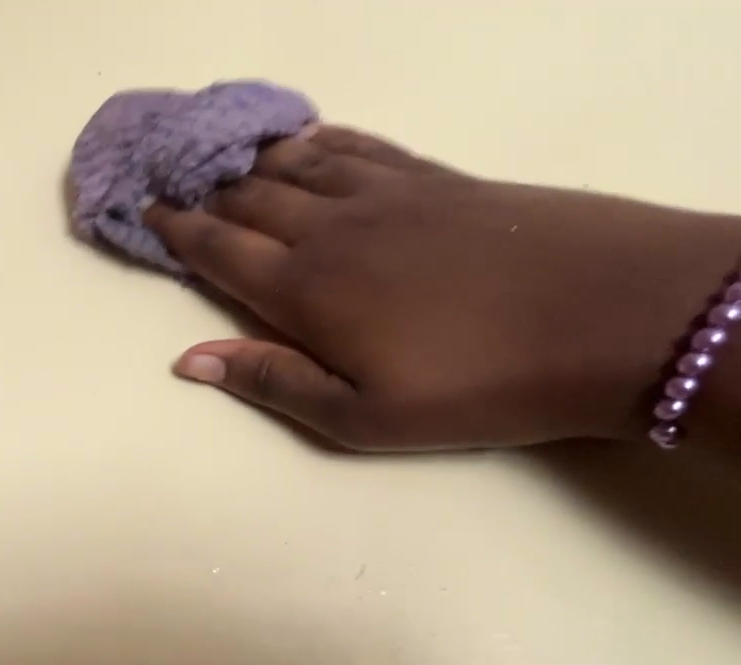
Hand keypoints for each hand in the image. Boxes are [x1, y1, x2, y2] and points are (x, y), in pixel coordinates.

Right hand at [146, 128, 740, 449]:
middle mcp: (335, 231)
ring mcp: (392, 197)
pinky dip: (322, 142)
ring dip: (253, 164)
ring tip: (222, 162)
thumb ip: (270, 381)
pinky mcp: (443, 180)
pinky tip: (304, 140)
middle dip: (203, 193)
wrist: (631, 316)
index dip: (176, 231)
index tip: (144, 212)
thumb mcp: (361, 415)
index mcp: (306, 289)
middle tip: (170, 184)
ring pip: (299, 167)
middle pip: (251, 200)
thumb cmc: (479, 384)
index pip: (219, 250)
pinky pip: (363, 148)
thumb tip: (187, 360)